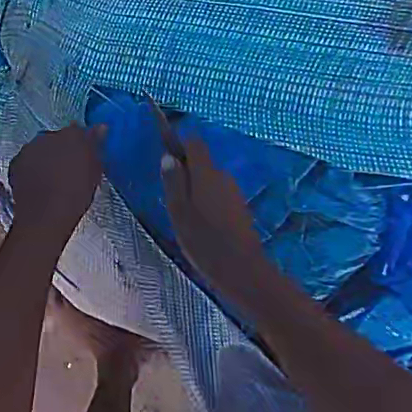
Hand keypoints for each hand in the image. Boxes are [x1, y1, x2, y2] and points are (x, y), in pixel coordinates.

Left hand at [8, 124, 104, 238]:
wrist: (45, 215)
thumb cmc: (77, 195)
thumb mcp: (95, 171)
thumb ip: (96, 146)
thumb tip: (101, 127)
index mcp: (73, 135)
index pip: (79, 130)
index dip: (81, 144)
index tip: (83, 157)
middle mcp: (49, 135)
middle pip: (57, 138)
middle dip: (62, 149)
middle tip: (68, 169)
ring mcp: (30, 148)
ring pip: (41, 148)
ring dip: (45, 157)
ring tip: (51, 179)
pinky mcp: (16, 162)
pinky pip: (27, 160)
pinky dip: (31, 168)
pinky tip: (37, 183)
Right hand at [160, 135, 275, 303]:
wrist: (242, 268)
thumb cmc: (204, 239)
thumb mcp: (178, 211)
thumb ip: (173, 182)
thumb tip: (169, 157)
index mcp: (206, 172)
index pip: (195, 143)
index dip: (181, 147)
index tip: (169, 163)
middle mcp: (223, 176)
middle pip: (203, 163)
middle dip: (187, 174)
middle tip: (173, 199)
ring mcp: (234, 192)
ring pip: (211, 181)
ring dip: (198, 191)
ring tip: (187, 218)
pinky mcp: (241, 208)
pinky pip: (220, 196)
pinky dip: (209, 204)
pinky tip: (204, 226)